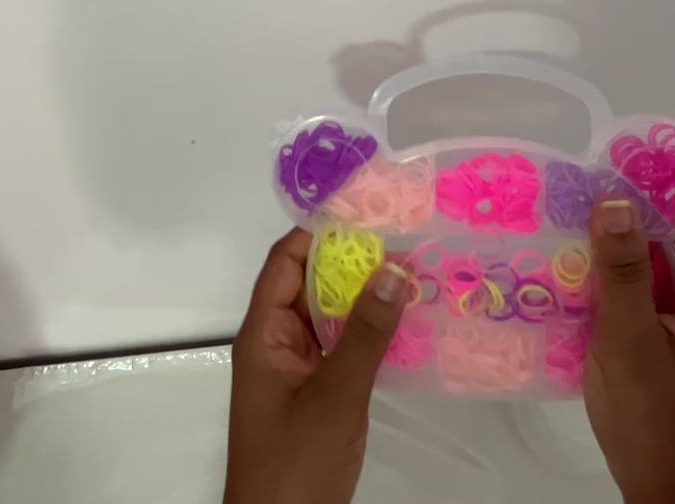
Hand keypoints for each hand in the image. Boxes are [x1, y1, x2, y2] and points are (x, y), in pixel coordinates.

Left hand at [225, 228, 407, 503]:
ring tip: (411, 270)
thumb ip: (367, 333)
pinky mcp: (314, 391)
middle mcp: (276, 340)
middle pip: (309, 283)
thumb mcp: (336, 395)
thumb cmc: (296, 462)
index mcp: (264, 332)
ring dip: (362, 295)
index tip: (363, 211)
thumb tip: (396, 268)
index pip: (285, 261)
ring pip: (327, 314)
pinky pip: (339, 344)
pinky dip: (367, 330)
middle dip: (350, 260)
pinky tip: (404, 322)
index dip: (318, 232)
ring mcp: (295, 367)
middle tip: (401, 238)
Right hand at [584, 200, 674, 503]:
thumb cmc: (655, 420)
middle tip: (580, 184)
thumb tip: (613, 200)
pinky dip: (613, 283)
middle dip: (631, 216)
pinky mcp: (666, 351)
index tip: (619, 160)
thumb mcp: (631, 339)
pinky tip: (573, 269)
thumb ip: (623, 270)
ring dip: (617, 249)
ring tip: (568, 216)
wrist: (667, 501)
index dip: (663, 190)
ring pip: (655, 274)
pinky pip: (643, 302)